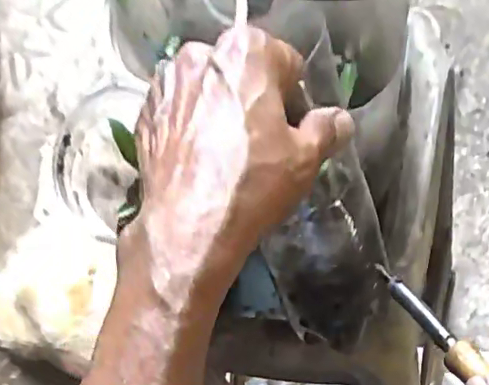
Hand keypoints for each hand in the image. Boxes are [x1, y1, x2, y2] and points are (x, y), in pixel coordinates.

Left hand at [127, 26, 353, 302]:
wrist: (189, 229)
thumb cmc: (250, 188)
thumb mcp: (304, 161)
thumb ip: (325, 131)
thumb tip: (340, 121)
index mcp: (246, 51)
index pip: (286, 64)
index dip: (295, 102)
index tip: (293, 135)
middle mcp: (201, 54)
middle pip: (242, 77)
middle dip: (255, 107)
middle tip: (263, 153)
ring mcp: (167, 84)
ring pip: (209, 95)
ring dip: (222, 118)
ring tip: (230, 164)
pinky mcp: (147, 116)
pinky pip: (181, 118)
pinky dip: (193, 135)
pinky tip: (203, 168)